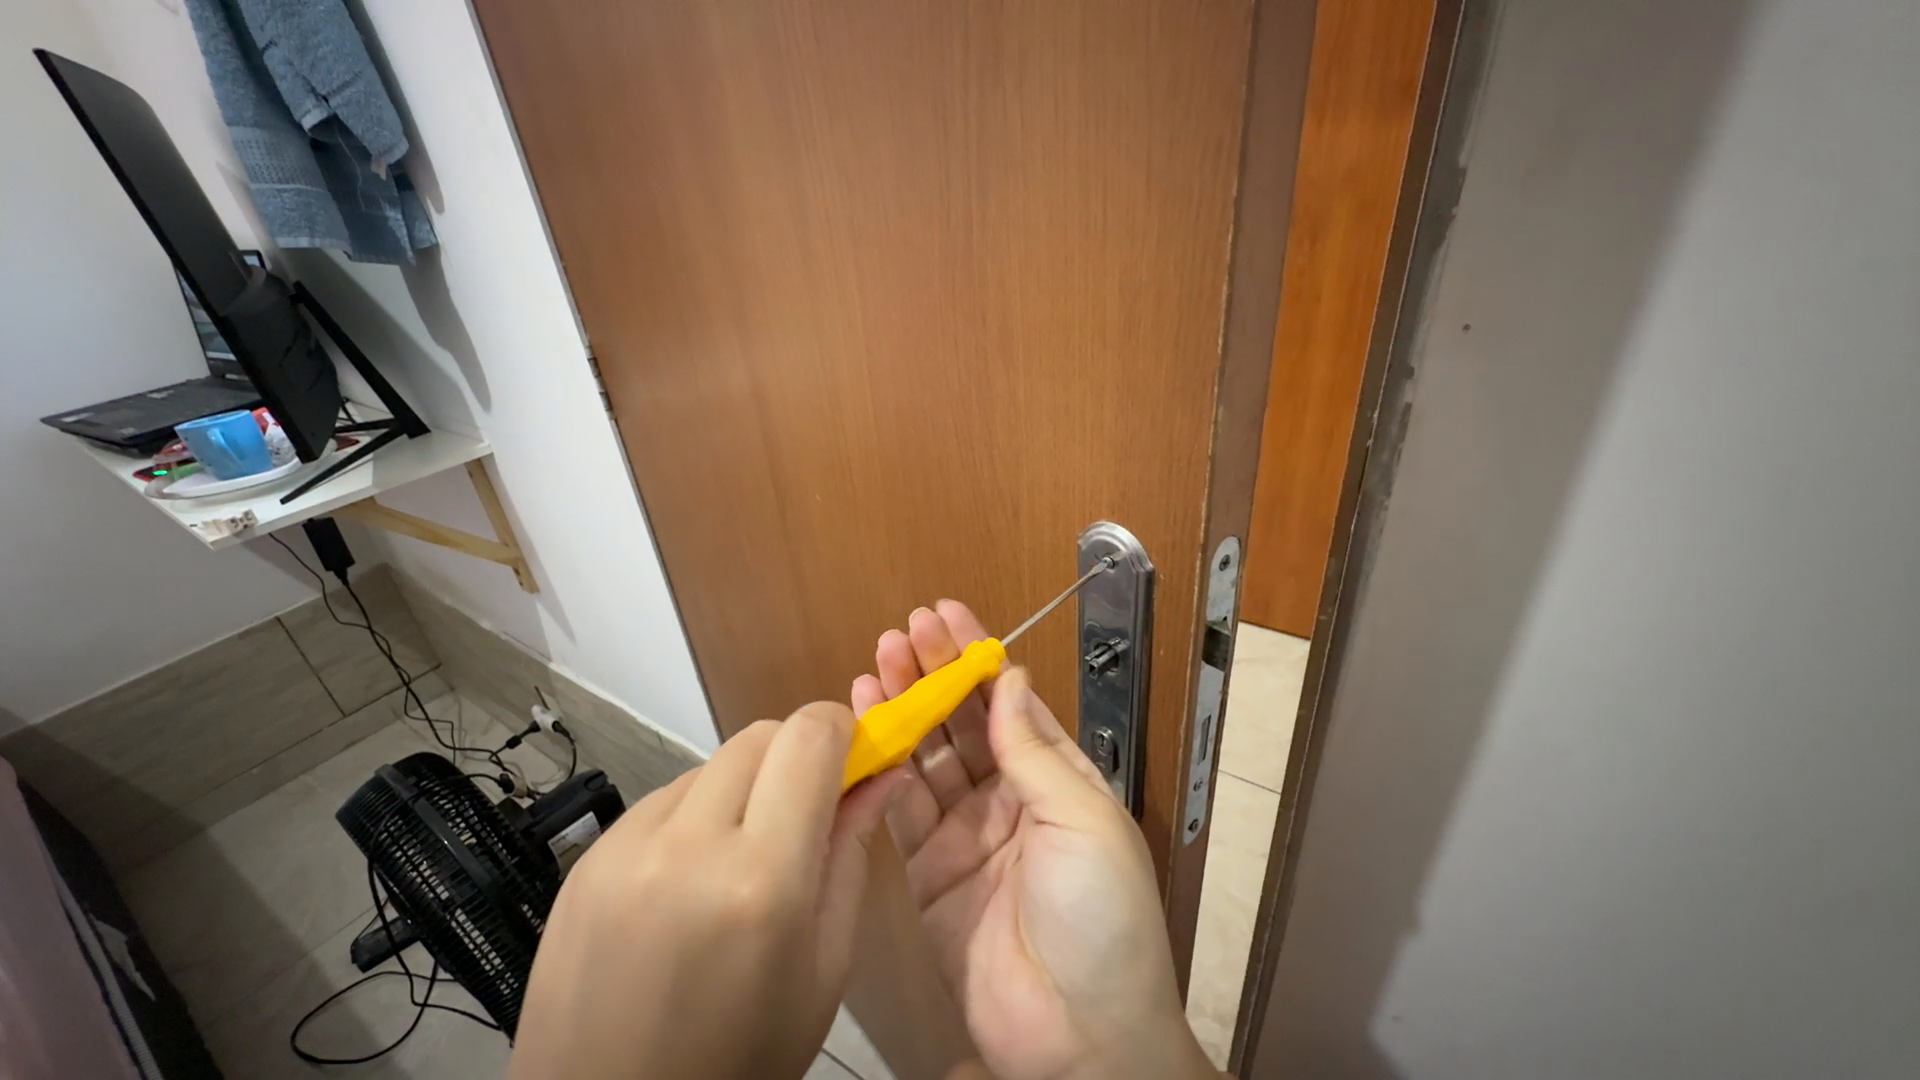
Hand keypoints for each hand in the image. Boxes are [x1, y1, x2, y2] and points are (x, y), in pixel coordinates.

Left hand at [509, 703, 909, 1079]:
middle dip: (795, 756)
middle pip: (759, 736)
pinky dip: (694, 815)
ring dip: (743, 786)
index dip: (841, 732)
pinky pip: (663, 799)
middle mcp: (688, 844)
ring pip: (711, 764)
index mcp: (763, 878)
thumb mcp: (825, 966)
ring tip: (740, 857)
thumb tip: (886, 773)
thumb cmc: (743, 1055)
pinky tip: (690, 878)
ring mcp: (627, 847)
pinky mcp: (589, 857)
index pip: (809, 737)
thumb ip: (853, 855)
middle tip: (805, 811)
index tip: (854, 759)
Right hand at [855, 603, 1213, 1079]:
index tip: (948, 616)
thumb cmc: (1102, 918)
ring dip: (904, 706)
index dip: (978, 657)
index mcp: (1057, 778)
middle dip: (935, 673)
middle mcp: (1009, 797)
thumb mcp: (1084, 819)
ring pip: (927, 755)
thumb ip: (1035, 750)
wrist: (1078, 1036)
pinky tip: (865, 722)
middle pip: (963, 721)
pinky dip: (882, 763)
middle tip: (903, 630)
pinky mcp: (927, 870)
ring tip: (878, 660)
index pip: (1010, 702)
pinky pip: (901, 806)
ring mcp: (964, 833)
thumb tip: (1008, 678)